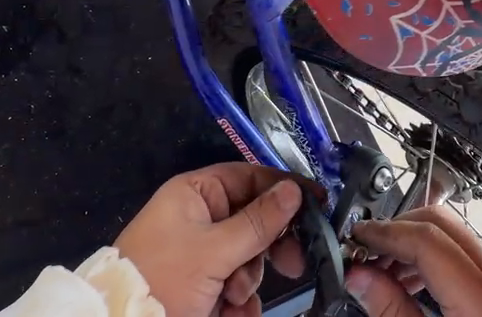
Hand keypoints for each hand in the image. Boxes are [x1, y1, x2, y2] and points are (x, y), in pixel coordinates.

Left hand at [115, 162, 306, 316]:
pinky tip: (232, 314)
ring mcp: (199, 252)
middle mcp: (199, 216)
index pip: (249, 178)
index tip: (317, 204)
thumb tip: (295, 190)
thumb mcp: (213, 252)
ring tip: (232, 299)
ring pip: (246, 256)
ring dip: (247, 280)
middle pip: (252, 219)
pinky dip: (237, 302)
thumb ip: (258, 222)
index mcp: (196, 193)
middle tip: (294, 263)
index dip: (283, 189)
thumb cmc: (164, 279)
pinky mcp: (199, 285)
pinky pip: (233, 284)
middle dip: (266, 247)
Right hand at [345, 207, 481, 316]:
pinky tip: (405, 280)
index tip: (356, 238)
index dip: (386, 233)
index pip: (427, 239)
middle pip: (442, 226)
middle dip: (398, 231)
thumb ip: (390, 310)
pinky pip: (462, 256)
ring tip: (379, 269)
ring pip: (452, 236)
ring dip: (412, 243)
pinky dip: (430, 259)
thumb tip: (357, 274)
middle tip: (365, 250)